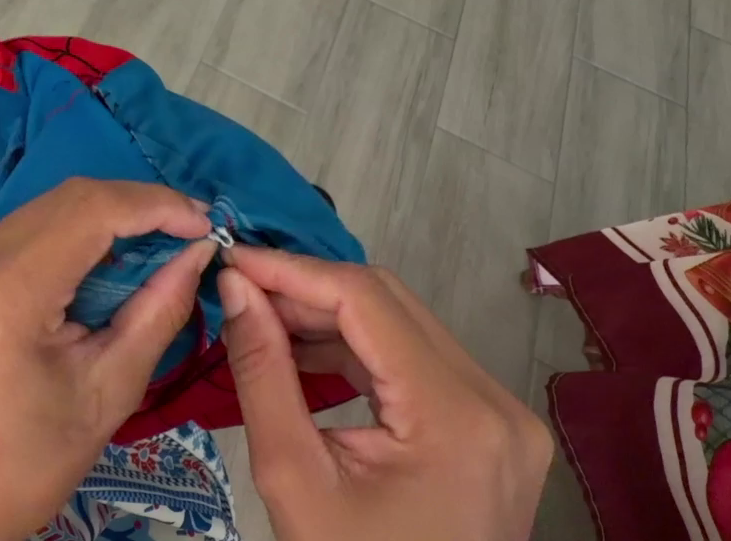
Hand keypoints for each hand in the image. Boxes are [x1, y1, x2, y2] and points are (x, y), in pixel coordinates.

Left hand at [0, 178, 216, 540]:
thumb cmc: (38, 452)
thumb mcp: (113, 388)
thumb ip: (159, 309)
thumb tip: (199, 250)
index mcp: (10, 292)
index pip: (90, 211)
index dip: (154, 204)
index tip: (206, 220)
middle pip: (71, 198)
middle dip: (138, 204)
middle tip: (192, 228)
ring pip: (53, 203)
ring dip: (112, 211)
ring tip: (165, 237)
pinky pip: (35, 223)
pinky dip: (82, 226)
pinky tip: (118, 249)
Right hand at [217, 247, 551, 540]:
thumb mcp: (292, 475)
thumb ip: (261, 369)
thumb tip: (234, 284)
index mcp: (456, 417)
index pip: (365, 299)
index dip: (291, 269)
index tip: (229, 257)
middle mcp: (495, 401)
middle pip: (387, 302)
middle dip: (305, 287)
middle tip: (239, 288)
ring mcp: (501, 413)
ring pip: (398, 322)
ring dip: (325, 312)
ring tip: (260, 316)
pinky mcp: (489, 424)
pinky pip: (411, 357)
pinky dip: (352, 345)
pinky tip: (300, 349)